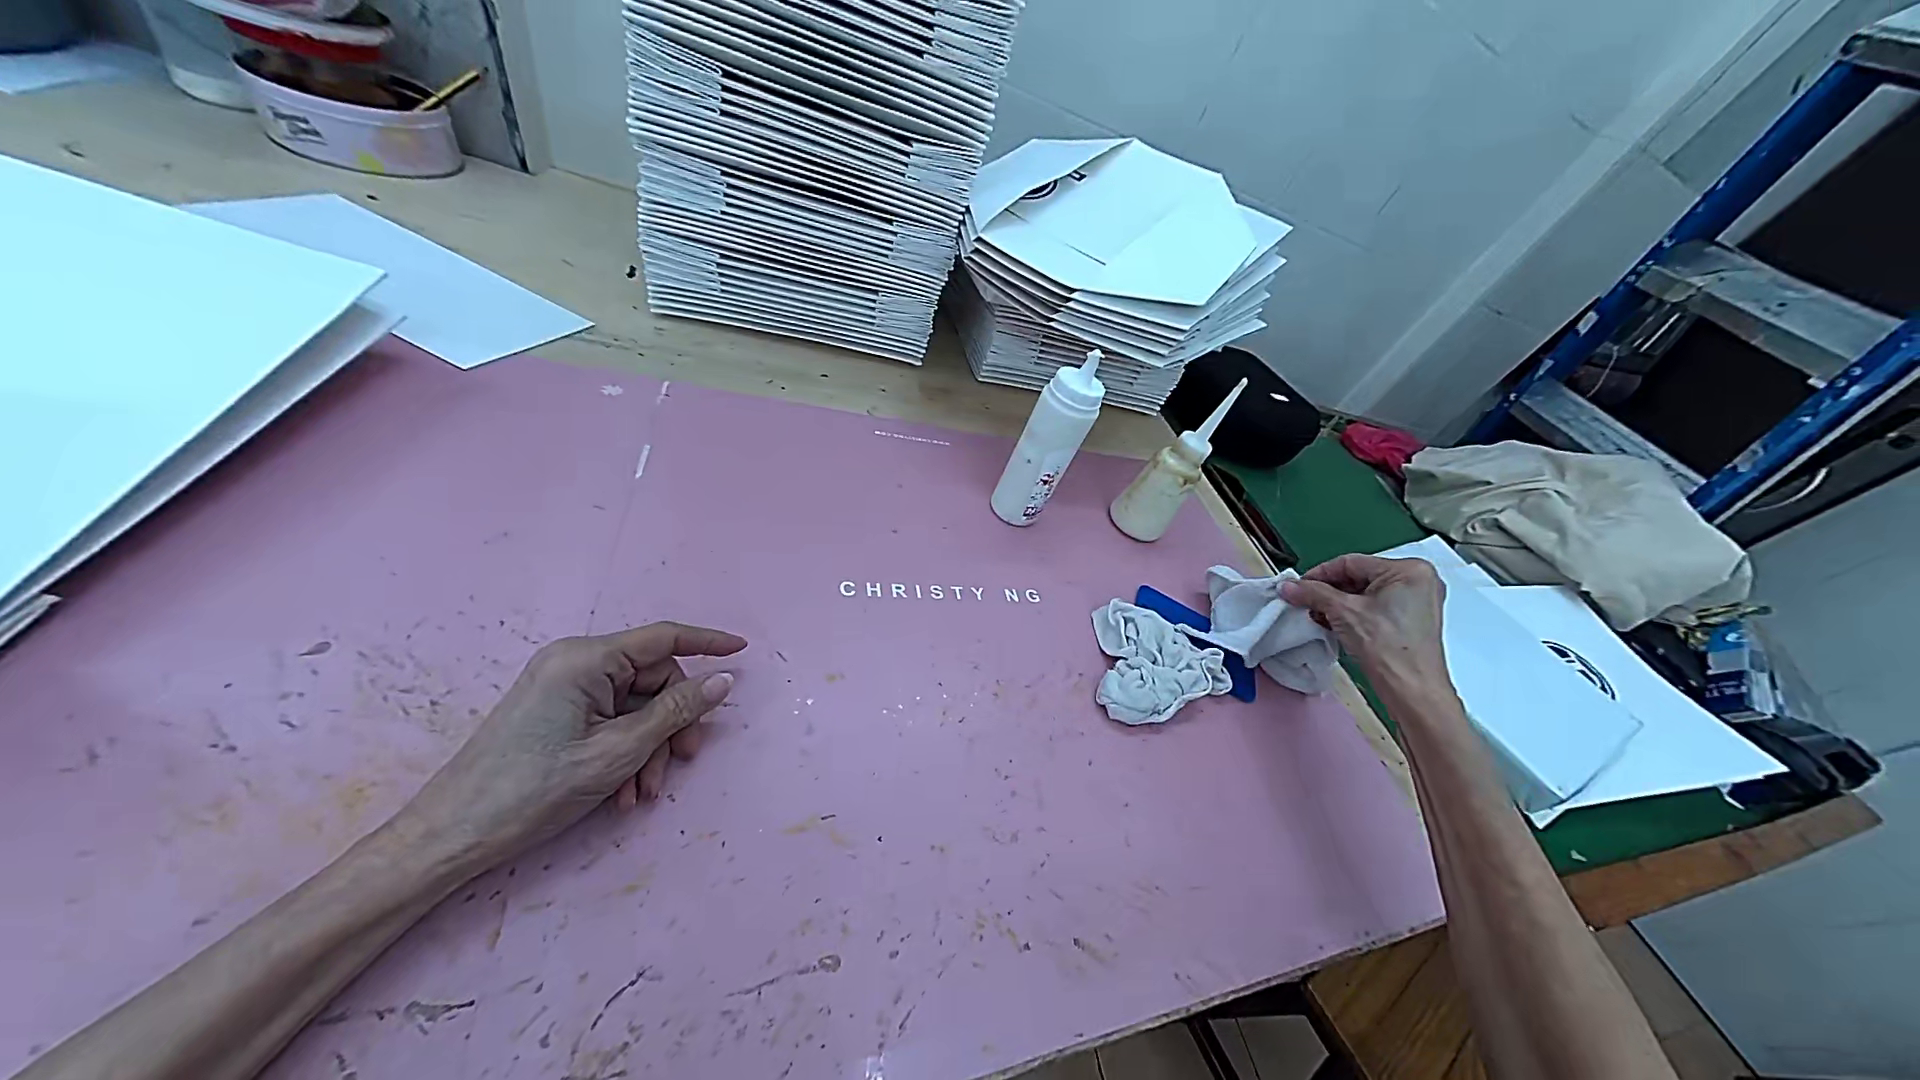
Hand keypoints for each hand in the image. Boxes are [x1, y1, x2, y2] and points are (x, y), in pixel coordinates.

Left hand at [399, 622, 747, 864]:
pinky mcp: (555, 710)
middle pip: (651, 680)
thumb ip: (677, 710)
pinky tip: (622, 790)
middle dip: (671, 723)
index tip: (742, 650)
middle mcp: (575, 662)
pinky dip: (625, 750)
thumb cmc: (536, 788)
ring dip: (649, 746)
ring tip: (642, 791)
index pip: (663, 637)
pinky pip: (610, 719)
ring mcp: (563, 686)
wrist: (450, 836)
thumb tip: (723, 681)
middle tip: (682, 762)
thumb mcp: (619, 750)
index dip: (707, 642)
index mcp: (586, 659)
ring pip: (634, 705)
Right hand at [1281, 554, 1448, 694]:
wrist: (1411, 689)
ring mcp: (1416, 602)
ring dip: (1336, 604)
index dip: (1319, 574)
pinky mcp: (1410, 620)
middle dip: (1327, 591)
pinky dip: (1351, 613)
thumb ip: (1313, 593)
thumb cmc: (1391, 649)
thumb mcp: (1343, 612)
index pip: (1351, 563)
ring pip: (1363, 593)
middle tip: (1304, 601)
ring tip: (1317, 615)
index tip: (1297, 585)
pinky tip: (1333, 624)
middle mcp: (1418, 581)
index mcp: (1409, 570)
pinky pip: (1373, 606)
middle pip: (1357, 577)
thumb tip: (1290, 586)